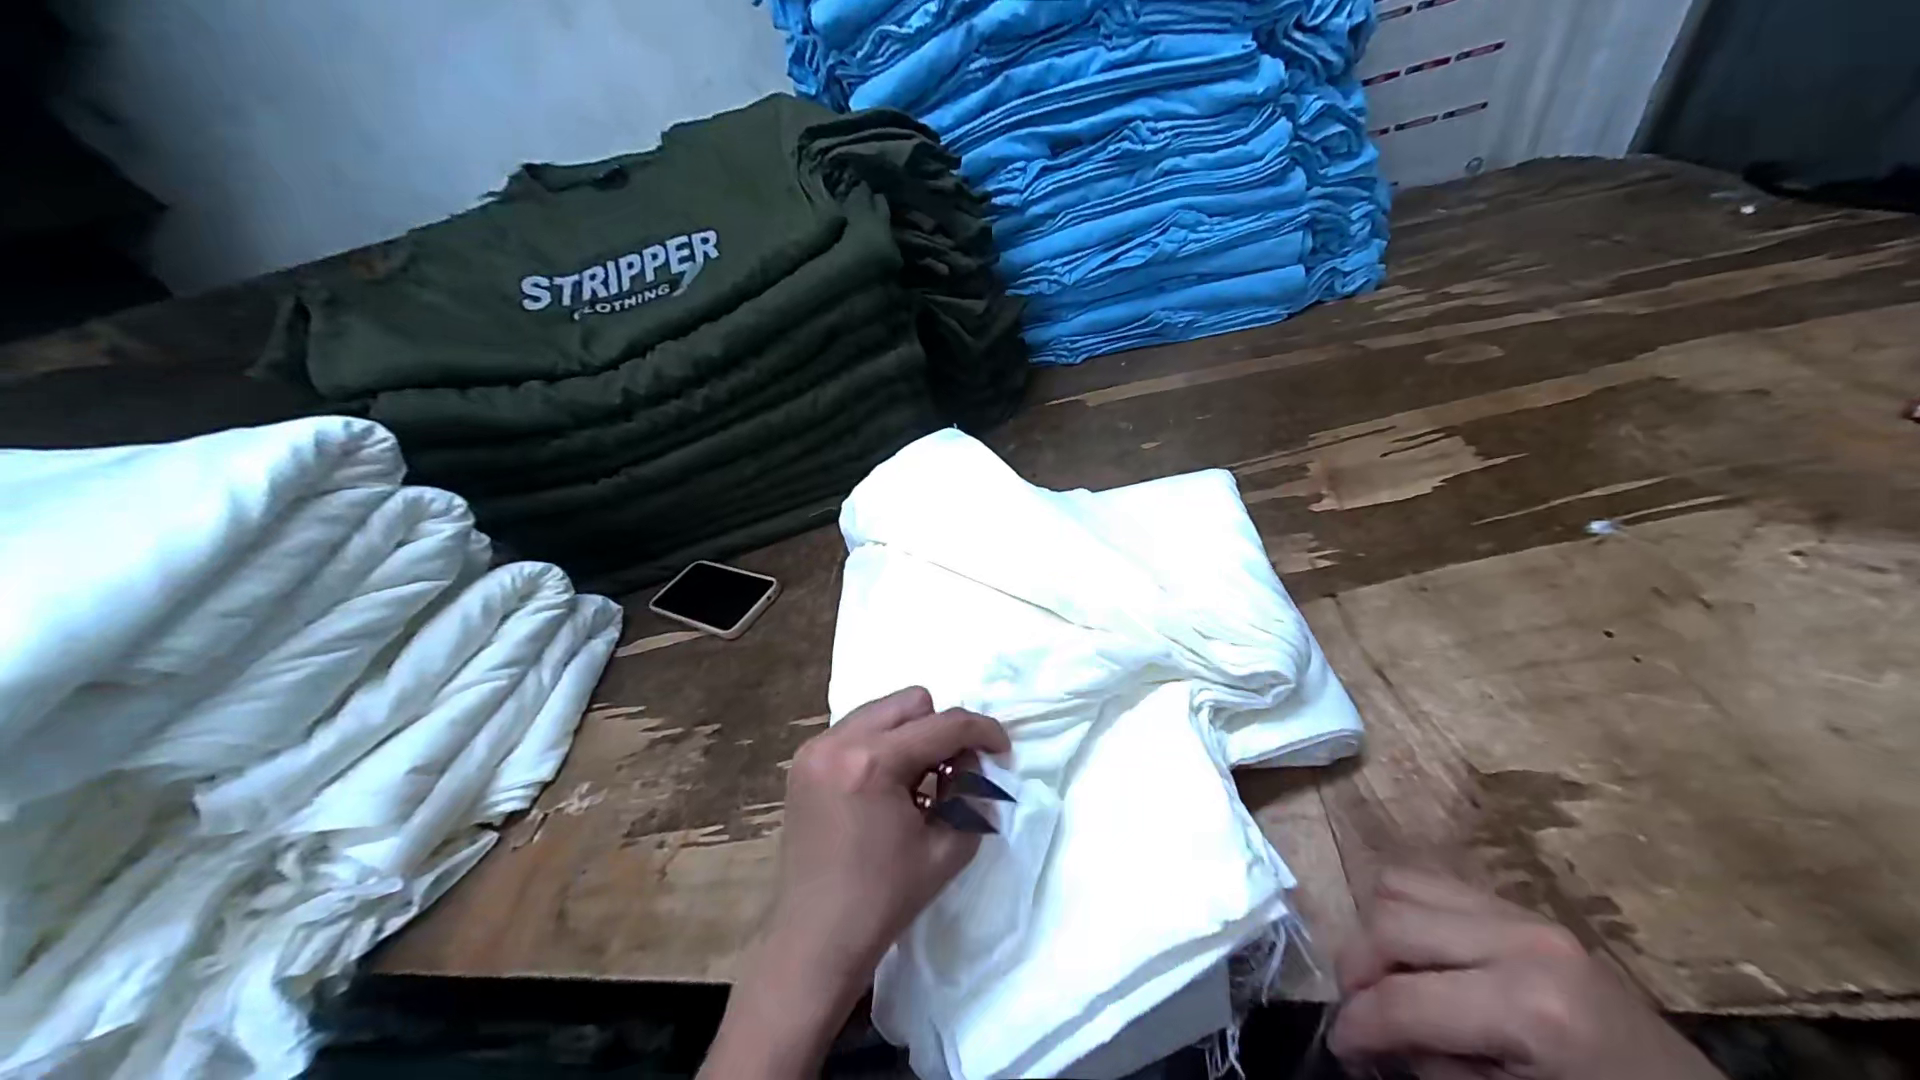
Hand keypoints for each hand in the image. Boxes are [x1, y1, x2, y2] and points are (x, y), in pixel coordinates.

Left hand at [698, 687, 1009, 1079]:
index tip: (1002, 749)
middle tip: (953, 772)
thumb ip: (971, 792)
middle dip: (942, 730)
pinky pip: (856, 730)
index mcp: (873, 763)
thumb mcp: (949, 846)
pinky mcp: (804, 762)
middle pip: (911, 702)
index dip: (983, 731)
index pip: (944, 724)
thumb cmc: (885, 900)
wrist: (815, 940)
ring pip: (882, 711)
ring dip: (911, 735)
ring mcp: (815, 749)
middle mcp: (838, 742)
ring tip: (918, 782)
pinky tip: (887, 787)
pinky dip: (882, 745)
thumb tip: (972, 760)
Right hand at [1330, 867, 1724, 1079]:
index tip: (1338, 1045)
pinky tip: (1416, 955)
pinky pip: (1431, 884)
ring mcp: (1523, 914)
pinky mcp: (1521, 908)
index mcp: (1530, 1007)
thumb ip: (1430, 1060)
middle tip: (1356, 1011)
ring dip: (1377, 932)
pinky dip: (1404, 913)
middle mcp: (1520, 941)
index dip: (1356, 1024)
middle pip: (1390, 923)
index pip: (1402, 999)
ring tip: (1386, 978)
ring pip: (1398, 886)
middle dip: (1356, 968)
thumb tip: (1368, 1030)